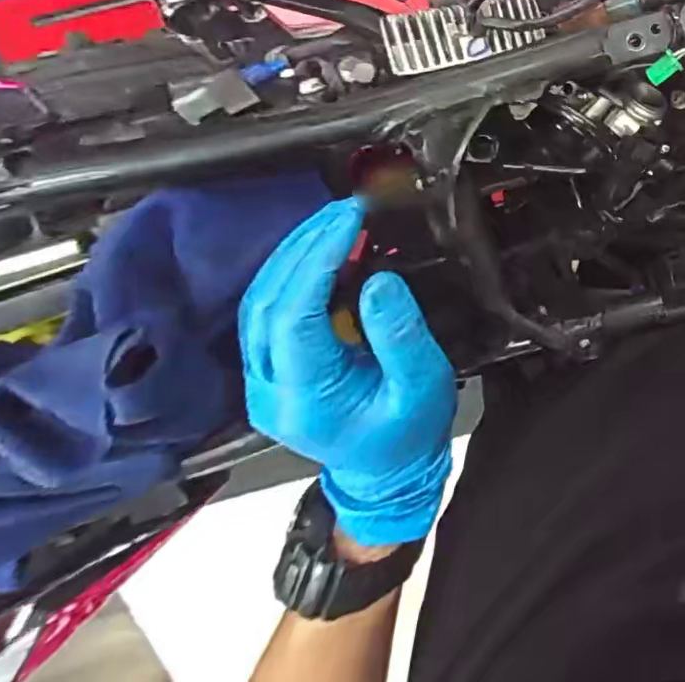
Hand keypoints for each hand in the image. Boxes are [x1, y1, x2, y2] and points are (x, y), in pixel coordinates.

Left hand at [240, 197, 454, 546]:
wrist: (388, 473)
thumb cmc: (409, 434)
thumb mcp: (422, 385)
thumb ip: (401, 336)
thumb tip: (379, 280)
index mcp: (304, 394)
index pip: (294, 314)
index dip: (318, 260)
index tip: (351, 221)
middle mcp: (269, 385)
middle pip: (268, 300)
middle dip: (305, 246)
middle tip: (345, 211)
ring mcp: (264, 376)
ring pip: (261, 300)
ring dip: (296, 253)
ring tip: (335, 220)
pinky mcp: (274, 365)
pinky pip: (272, 308)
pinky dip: (296, 271)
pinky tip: (324, 249)